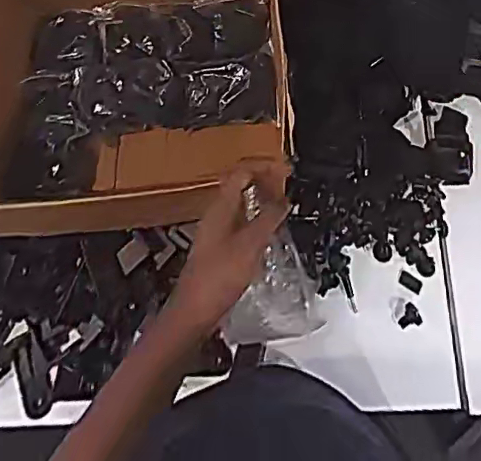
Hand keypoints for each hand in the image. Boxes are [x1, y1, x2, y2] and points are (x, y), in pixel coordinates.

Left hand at [163, 160, 289, 336]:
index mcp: (221, 207)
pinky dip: (257, 218)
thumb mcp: (250, 245)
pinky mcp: (219, 247)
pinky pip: (241, 221)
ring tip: (282, 204)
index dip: (265, 166)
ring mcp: (217, 231)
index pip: (242, 171)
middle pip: (241, 184)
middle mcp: (217, 214)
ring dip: (262, 199)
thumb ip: (269, 218)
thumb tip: (284, 200)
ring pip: (242, 203)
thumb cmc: (218, 277)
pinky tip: (269, 230)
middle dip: (265, 180)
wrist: (193, 314)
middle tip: (287, 185)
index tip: (286, 171)